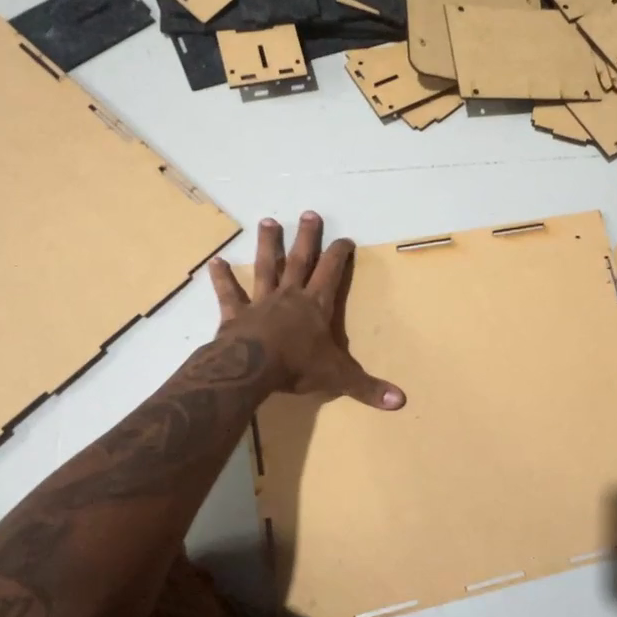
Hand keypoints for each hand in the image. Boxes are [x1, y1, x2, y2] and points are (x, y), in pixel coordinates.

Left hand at [205, 212, 404, 409]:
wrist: (252, 369)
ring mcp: (261, 302)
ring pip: (266, 268)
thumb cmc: (298, 367)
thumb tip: (402, 402)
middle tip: (309, 213)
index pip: (331, 273)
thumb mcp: (339, 378)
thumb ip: (368, 388)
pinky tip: (214, 263)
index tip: (345, 239)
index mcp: (316, 306)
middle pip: (300, 260)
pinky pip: (229, 294)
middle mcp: (290, 296)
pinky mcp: (235, 314)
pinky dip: (222, 278)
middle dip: (307, 237)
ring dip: (268, 245)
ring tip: (268, 222)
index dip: (339, 254)